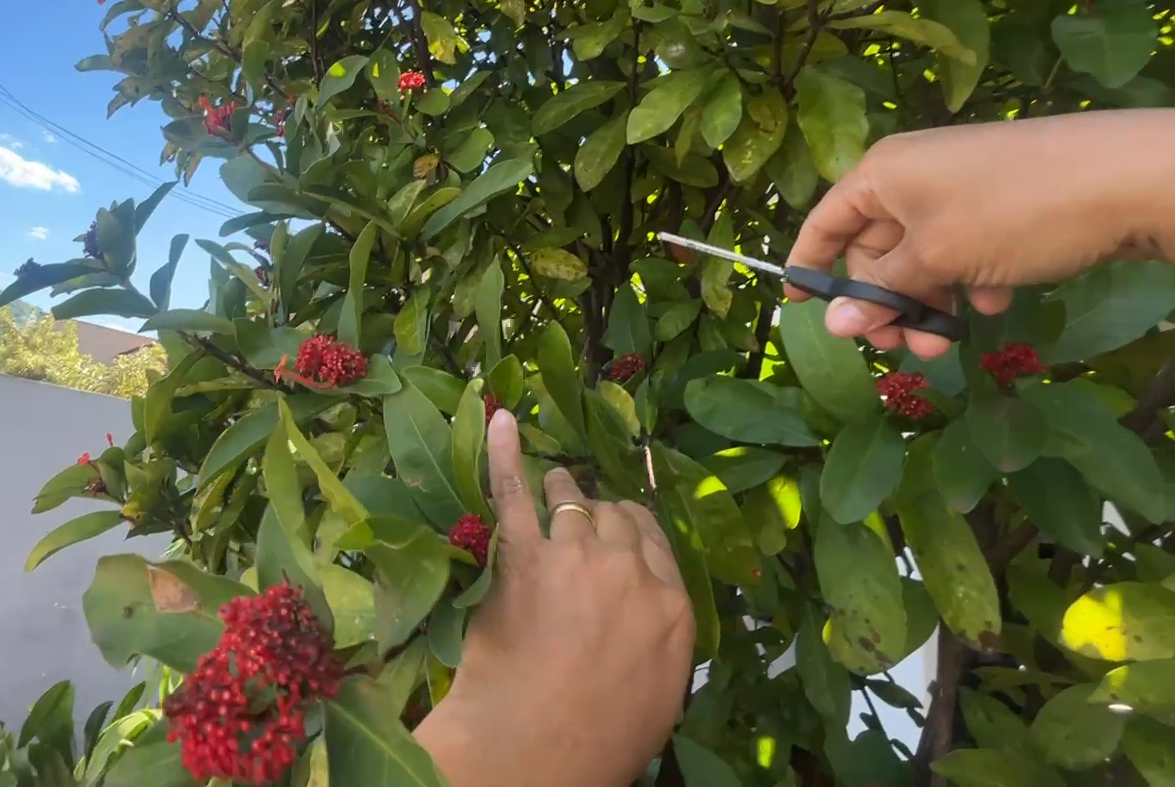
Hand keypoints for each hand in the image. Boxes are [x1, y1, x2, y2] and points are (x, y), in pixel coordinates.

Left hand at [414, 409, 693, 786]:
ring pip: (573, 498)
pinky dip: (505, 454)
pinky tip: (501, 420)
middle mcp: (630, 570)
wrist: (533, 754)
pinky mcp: (523, 555)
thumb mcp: (658, 693)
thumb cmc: (599, 741)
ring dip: (563, 489)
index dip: (633, 535)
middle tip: (581, 520)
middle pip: (616, 516)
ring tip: (554, 484)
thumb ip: (659, 633)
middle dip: (600, 515)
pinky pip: (514, 491)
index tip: (619, 534)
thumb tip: (650, 607)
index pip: (656, 542)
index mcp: (673, 607)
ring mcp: (575, 556)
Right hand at [784, 109, 1174, 358]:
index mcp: (882, 175)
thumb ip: (880, 291)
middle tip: (897, 347)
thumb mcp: (937, 258)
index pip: (824, 223)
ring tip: (946, 342)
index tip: (799, 305)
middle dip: (885, 301)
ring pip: (921, 254)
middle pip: (875, 247)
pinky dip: (968, 278)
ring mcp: (961, 185)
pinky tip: (996, 301)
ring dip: (927, 300)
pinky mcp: (1004, 199)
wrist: (1150, 175)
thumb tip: (831, 325)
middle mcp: (913, 175)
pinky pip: (963, 245)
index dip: (809, 265)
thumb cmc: (1015, 211)